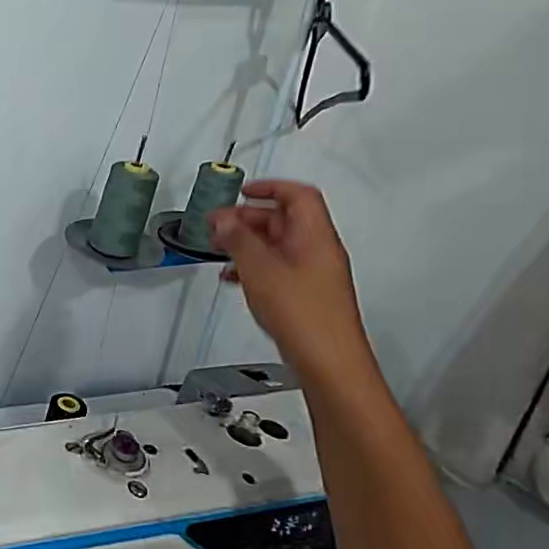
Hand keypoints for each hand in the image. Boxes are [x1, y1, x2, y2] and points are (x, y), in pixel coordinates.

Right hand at [209, 180, 367, 375]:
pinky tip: (236, 277)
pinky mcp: (306, 294)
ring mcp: (314, 273)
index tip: (243, 191)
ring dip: (248, 243)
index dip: (269, 187)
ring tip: (221, 248)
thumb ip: (238, 240)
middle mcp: (319, 250)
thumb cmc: (306, 317)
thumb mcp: (259, 269)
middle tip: (220, 223)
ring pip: (277, 245)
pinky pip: (277, 268)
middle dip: (249, 218)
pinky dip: (254, 266)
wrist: (327, 360)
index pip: (297, 195)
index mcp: (315, 235)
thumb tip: (225, 222)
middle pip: (284, 220)